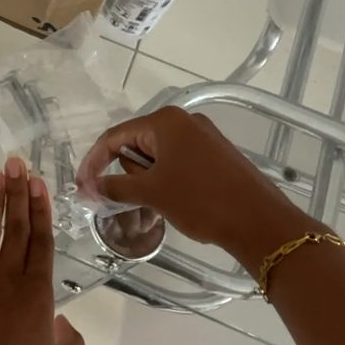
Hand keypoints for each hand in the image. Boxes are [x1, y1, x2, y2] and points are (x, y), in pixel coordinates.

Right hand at [75, 107, 316, 266]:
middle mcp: (184, 122)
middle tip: (123, 200)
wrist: (260, 223)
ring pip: (156, 156)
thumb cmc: (201, 200)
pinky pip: (176, 163)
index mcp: (165, 122)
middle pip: (135, 144)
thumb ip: (113, 187)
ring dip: (145, 180)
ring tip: (152, 205)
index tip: (83, 188)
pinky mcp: (215, 156)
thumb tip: (87, 189)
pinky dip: (165, 181)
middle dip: (124, 172)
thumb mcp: (150, 193)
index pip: (115, 137)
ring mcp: (203, 138)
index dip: (94, 162)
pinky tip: (170, 202)